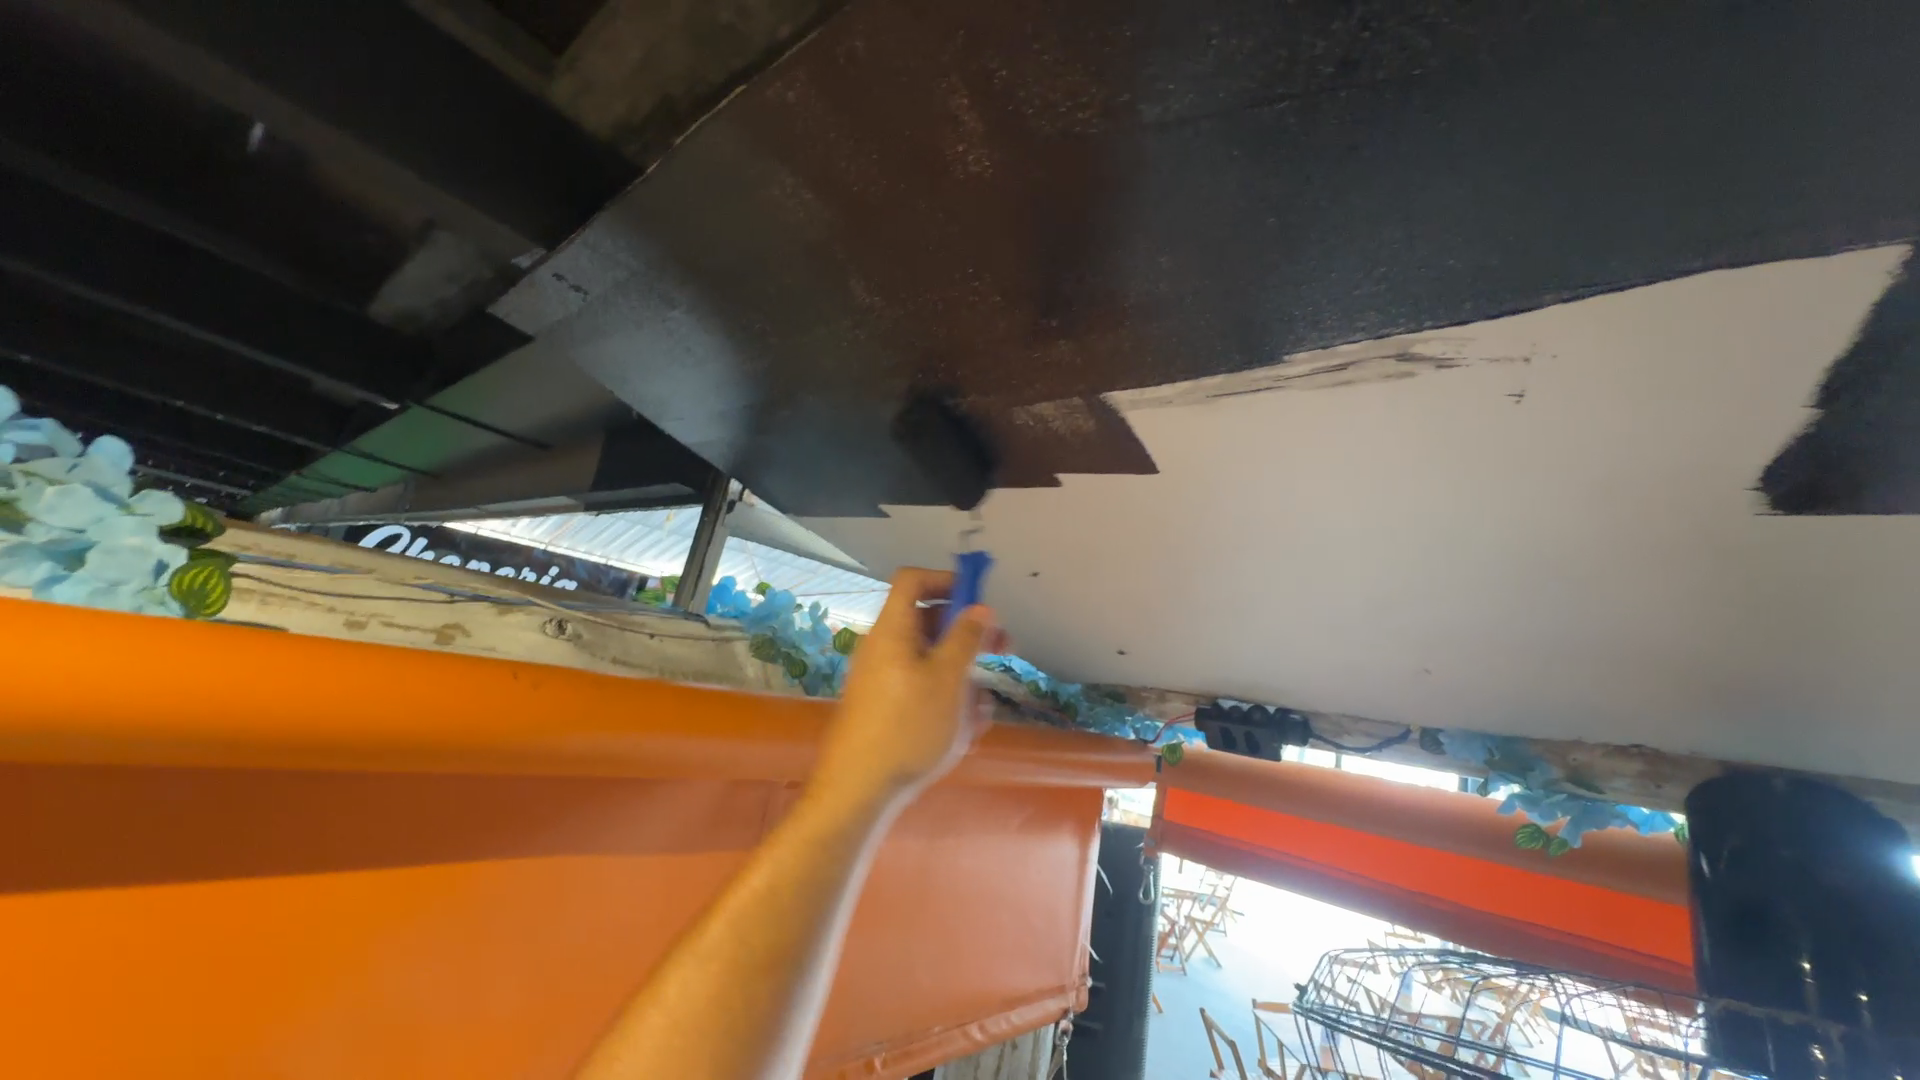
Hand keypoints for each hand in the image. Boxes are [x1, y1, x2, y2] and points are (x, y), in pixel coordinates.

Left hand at [812, 567, 997, 806]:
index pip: (913, 580)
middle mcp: (885, 648)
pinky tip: (966, 733)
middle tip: (1004, 648)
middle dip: (969, 636)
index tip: (980, 599)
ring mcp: (886, 681)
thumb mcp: (947, 679)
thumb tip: (979, 608)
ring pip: (934, 663)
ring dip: (964, 679)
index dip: (947, 580)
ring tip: (981, 711)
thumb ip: (965, 639)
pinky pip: (925, 692)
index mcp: (893, 629)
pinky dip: (948, 704)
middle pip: (930, 622)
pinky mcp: (889, 710)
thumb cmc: (907, 727)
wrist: (859, 790)